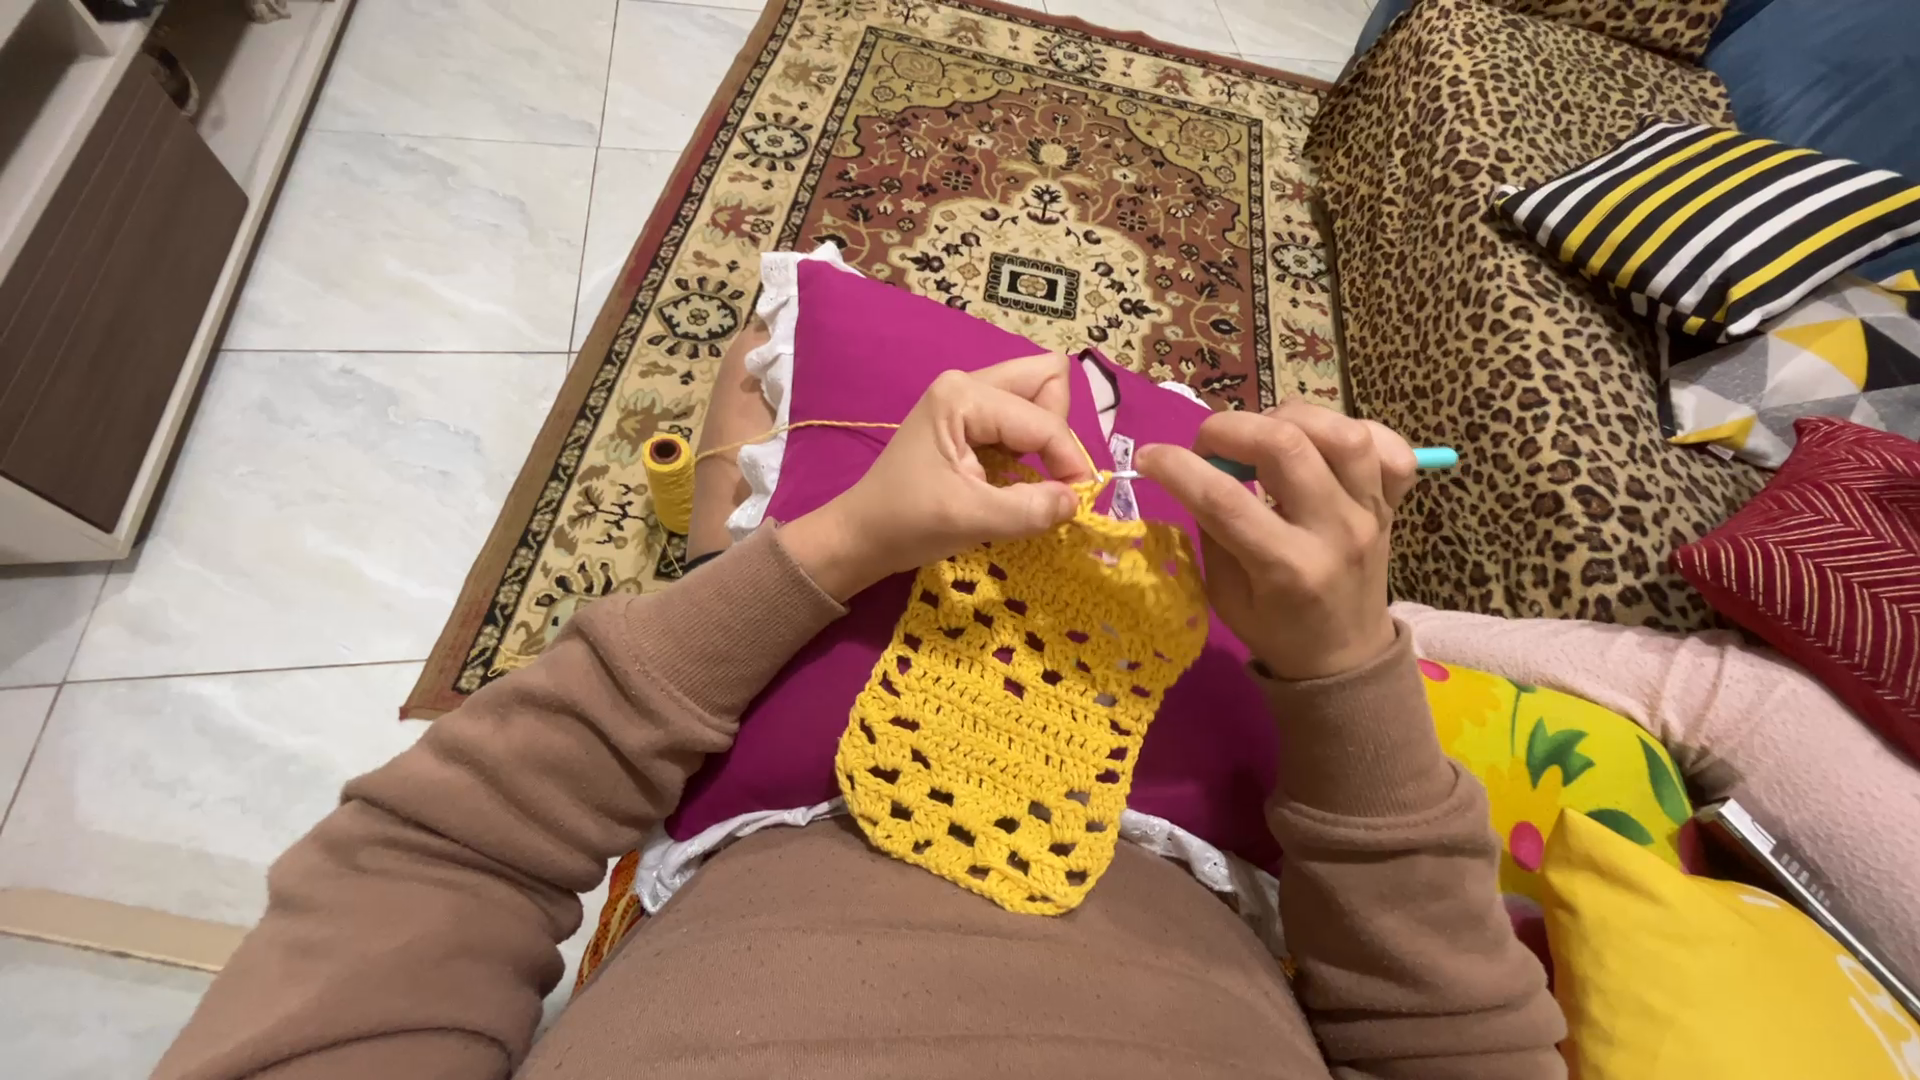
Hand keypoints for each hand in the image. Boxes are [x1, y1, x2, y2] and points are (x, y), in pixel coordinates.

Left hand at [781, 352, 1093, 600]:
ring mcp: (968, 398)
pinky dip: (1031, 447)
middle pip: (1047, 380)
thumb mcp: (970, 519)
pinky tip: (1013, 478)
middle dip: (1059, 431)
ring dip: (1046, 438)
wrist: (862, 536)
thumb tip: (1077, 500)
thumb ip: (1029, 509)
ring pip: (1038, 396)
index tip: (1075, 504)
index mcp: (962, 395)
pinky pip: (1021, 418)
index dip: (1068, 461)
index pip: (1043, 420)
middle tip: (1046, 476)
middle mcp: (968, 383)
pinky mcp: (970, 420)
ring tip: (1028, 479)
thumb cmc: (906, 524)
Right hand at [1136, 402, 1417, 680]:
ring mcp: (1371, 512)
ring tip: (1261, 436)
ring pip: (1341, 432)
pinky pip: (1387, 446)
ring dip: (1287, 419)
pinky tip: (1318, 446)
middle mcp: (1335, 532)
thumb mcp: (1224, 594)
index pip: (1224, 498)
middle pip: (1286, 445)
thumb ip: (1213, 531)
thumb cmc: (1274, 629)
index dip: (1177, 467)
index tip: (1148, 457)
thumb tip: (1197, 474)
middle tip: (1208, 445)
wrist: (1345, 657)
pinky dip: (1351, 431)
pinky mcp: (1391, 502)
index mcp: (1286, 567)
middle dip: (1230, 428)